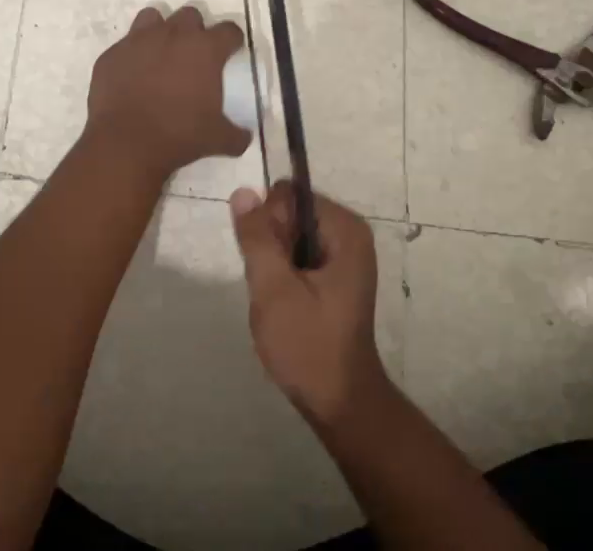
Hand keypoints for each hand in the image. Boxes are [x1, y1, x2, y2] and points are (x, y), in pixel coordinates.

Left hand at [86, 5, 252, 179]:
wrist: (126, 143)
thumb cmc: (179, 135)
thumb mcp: (218, 139)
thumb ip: (236, 134)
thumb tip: (244, 136)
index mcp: (204, 49)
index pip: (229, 30)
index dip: (232, 40)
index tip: (231, 52)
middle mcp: (172, 35)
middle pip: (190, 15)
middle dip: (195, 30)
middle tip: (194, 54)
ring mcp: (138, 41)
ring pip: (153, 17)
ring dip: (161, 30)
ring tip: (161, 53)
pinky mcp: (112, 54)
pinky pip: (125, 45)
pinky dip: (132, 55)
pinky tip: (132, 75)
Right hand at [230, 182, 386, 424]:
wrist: (338, 401)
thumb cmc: (308, 344)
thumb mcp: (274, 288)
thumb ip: (256, 237)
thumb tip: (243, 191)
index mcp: (345, 230)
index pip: (290, 194)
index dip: (268, 221)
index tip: (268, 261)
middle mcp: (349, 235)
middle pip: (290, 213)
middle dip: (270, 243)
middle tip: (272, 286)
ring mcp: (343, 257)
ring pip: (289, 236)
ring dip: (273, 262)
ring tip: (277, 298)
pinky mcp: (334, 277)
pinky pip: (297, 256)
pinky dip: (282, 274)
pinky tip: (283, 304)